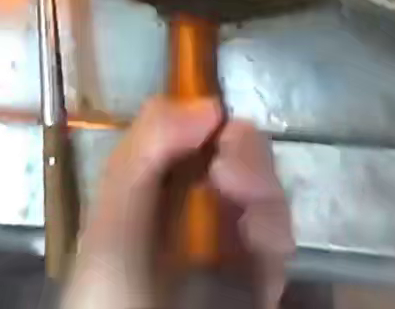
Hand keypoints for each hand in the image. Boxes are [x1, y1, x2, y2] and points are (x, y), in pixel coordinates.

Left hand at [63, 99, 292, 308]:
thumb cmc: (114, 296)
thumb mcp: (113, 220)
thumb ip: (148, 148)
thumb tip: (212, 104)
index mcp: (154, 185)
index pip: (191, 131)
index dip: (209, 117)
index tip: (216, 120)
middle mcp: (194, 206)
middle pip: (236, 153)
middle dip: (244, 150)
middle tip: (231, 170)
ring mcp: (228, 245)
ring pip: (265, 189)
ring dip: (263, 187)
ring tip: (247, 210)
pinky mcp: (257, 281)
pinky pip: (281, 239)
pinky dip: (277, 231)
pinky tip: (261, 244)